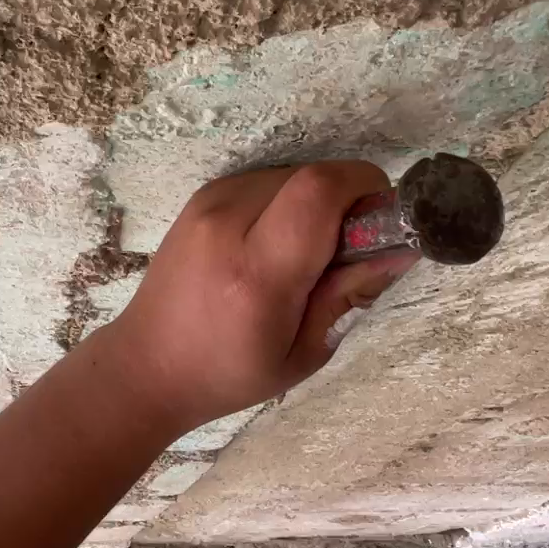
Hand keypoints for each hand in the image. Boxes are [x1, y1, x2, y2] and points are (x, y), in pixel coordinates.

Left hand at [88, 160, 420, 434]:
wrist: (147, 362)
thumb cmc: (228, 373)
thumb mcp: (304, 353)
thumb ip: (351, 294)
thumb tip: (402, 247)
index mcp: (256, 271)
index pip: (319, 190)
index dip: (365, 189)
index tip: (381, 223)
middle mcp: (226, 222)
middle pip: (311, 176)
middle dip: (347, 200)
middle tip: (347, 249)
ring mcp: (207, 203)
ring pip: (290, 174)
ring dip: (315, 202)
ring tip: (304, 253)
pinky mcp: (200, 196)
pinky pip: (264, 180)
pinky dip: (285, 202)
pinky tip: (273, 243)